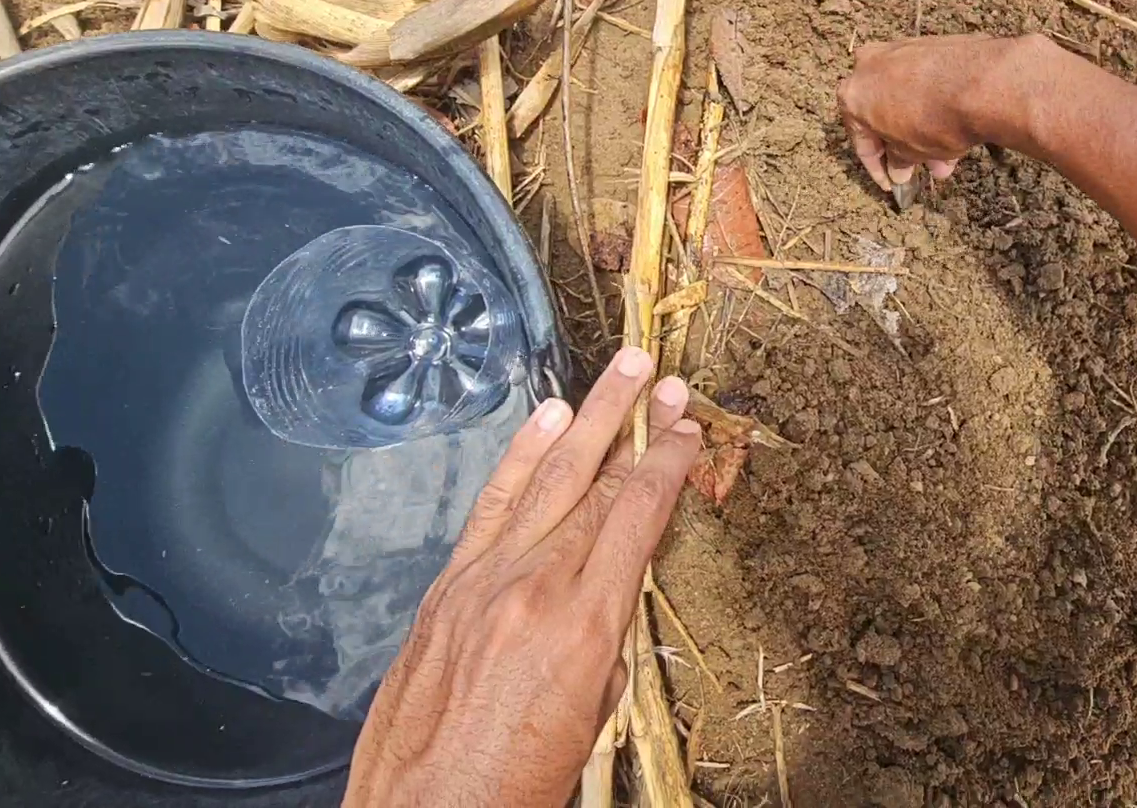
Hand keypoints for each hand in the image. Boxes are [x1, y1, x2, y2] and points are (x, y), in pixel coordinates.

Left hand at [342, 347, 701, 807]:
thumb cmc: (524, 781)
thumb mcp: (599, 704)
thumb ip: (610, 625)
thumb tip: (614, 573)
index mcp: (586, 622)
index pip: (639, 514)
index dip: (669, 462)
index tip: (688, 429)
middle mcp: (536, 585)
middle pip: (601, 483)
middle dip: (638, 422)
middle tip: (662, 376)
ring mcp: (485, 578)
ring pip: (550, 476)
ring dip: (591, 416)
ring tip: (619, 369)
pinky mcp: (448, 585)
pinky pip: (494, 503)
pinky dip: (523, 453)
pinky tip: (549, 417)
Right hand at [835, 34, 1053, 190]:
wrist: (980, 83)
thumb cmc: (935, 119)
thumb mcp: (911, 152)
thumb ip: (899, 160)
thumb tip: (898, 169)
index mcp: (853, 95)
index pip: (861, 141)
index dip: (876, 168)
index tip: (890, 183)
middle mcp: (869, 67)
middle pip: (883, 116)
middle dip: (904, 147)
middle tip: (919, 170)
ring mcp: (899, 51)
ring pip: (906, 100)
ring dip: (922, 131)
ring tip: (945, 159)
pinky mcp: (929, 44)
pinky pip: (924, 82)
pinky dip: (933, 107)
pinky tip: (953, 130)